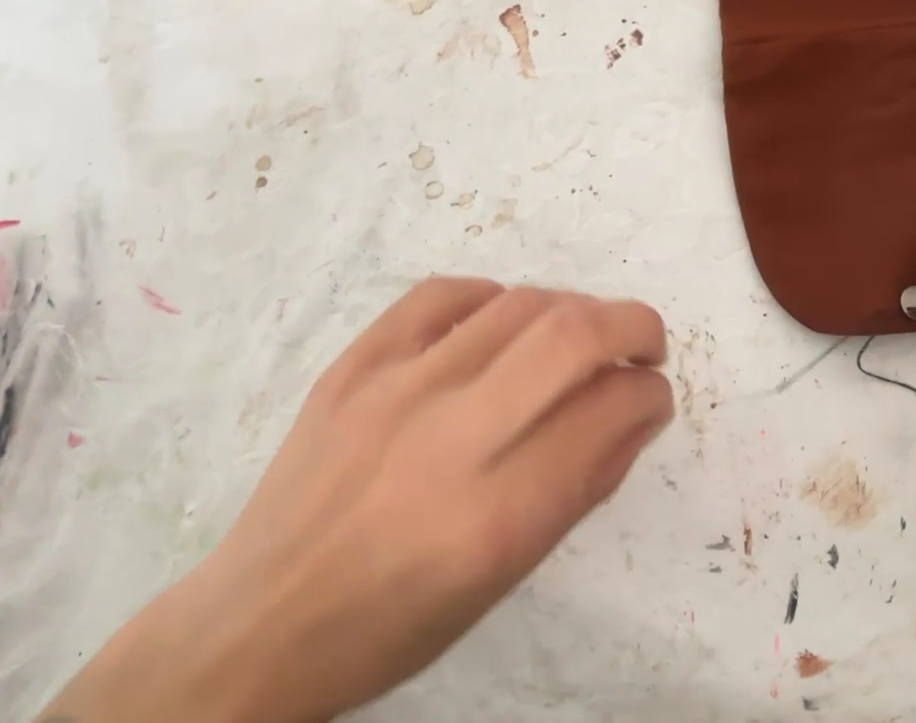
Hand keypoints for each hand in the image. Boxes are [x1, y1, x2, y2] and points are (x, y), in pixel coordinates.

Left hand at [40, 280, 673, 722]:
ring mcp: (396, 388)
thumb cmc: (401, 619)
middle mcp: (452, 435)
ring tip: (577, 341)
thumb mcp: (512, 573)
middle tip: (644, 347)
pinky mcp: (353, 364)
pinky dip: (493, 297)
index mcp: (500, 511)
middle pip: (573, 333)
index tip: (652, 397)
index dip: (652, 392)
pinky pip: (442, 293)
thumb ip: (588, 482)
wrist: (263, 622)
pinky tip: (502, 324)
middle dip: (635, 325)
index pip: (610, 409)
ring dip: (574, 310)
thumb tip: (640, 410)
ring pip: (519, 303)